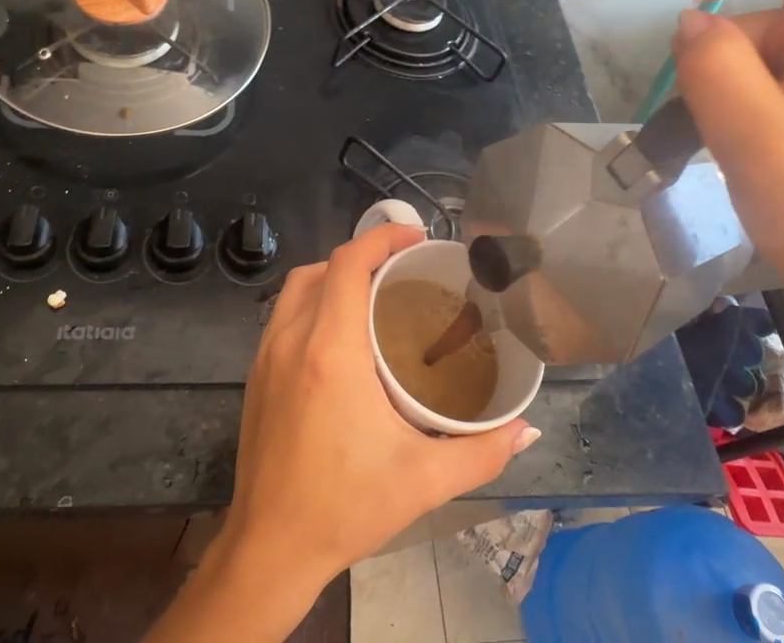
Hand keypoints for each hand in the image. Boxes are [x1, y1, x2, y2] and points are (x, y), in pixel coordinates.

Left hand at [221, 224, 540, 591]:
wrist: (270, 546)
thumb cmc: (345, 507)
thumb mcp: (424, 480)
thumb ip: (483, 451)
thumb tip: (527, 430)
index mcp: (329, 351)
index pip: (349, 264)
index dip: (381, 238)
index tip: (416, 237)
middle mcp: (290, 342)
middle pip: (320, 269)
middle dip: (361, 257)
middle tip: (404, 272)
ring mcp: (265, 358)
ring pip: (296, 291)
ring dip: (333, 280)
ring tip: (376, 300)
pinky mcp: (256, 378)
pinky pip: (283, 319)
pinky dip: (313, 307)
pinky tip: (344, 340)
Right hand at [675, 0, 783, 344]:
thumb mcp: (758, 146)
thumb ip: (715, 68)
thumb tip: (692, 20)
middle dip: (719, 49)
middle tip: (718, 121)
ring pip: (750, 38)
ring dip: (721, 85)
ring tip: (732, 149)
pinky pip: (759, 70)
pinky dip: (733, 102)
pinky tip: (741, 151)